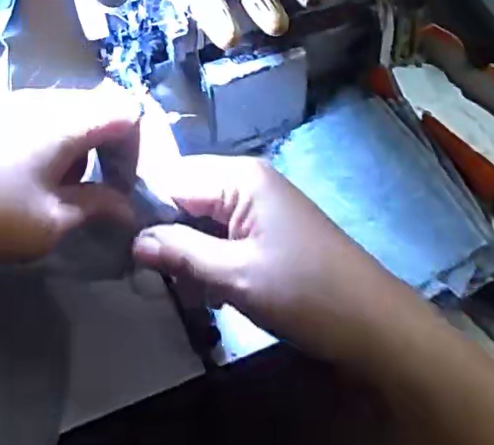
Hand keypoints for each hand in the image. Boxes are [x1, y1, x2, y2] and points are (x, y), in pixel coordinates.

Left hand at [0, 86, 139, 300]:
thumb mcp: (48, 223)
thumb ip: (95, 207)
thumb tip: (125, 207)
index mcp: (69, 119)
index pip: (128, 113)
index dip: (135, 151)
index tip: (120, 191)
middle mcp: (47, 99)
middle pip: (101, 107)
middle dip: (110, 148)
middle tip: (99, 191)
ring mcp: (14, 101)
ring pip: (70, 111)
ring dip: (81, 146)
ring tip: (60, 188)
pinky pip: (40, 116)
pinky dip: (52, 142)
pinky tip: (24, 176)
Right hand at [131, 155, 418, 369]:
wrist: (370, 318)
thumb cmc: (302, 289)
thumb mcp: (235, 275)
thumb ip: (181, 253)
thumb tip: (133, 240)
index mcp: (240, 176)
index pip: (174, 176)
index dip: (146, 208)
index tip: (123, 244)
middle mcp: (248, 179)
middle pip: (188, 196)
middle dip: (170, 236)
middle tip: (159, 278)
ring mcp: (261, 202)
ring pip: (204, 219)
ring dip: (192, 254)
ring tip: (194, 293)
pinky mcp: (269, 227)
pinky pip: (225, 233)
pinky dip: (214, 260)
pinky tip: (216, 293)